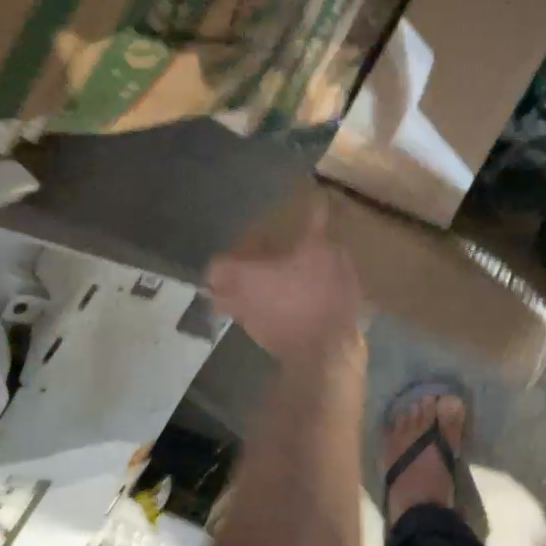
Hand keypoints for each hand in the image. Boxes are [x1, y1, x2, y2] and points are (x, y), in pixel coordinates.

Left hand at [206, 195, 363, 369]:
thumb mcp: (323, 249)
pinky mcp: (269, 340)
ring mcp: (251, 323)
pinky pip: (261, 318)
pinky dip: (271, 307)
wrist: (326, 351)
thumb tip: (315, 194)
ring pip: (240, 303)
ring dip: (255, 290)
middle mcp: (236, 299)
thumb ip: (315, 222)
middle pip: (223, 285)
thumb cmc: (317, 294)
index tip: (262, 239)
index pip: (219, 261)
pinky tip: (298, 299)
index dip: (238, 248)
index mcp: (240, 274)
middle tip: (266, 259)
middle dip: (241, 271)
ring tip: (283, 277)